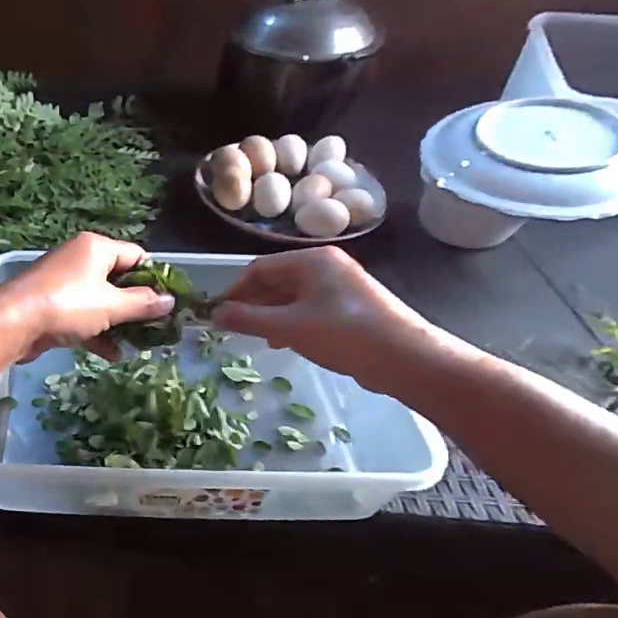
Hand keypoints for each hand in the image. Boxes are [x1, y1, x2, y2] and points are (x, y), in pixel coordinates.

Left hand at [0, 233, 174, 360]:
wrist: (13, 323)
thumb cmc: (67, 305)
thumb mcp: (111, 306)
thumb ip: (142, 304)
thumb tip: (170, 301)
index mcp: (96, 247)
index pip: (136, 256)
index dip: (154, 278)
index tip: (168, 302)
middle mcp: (80, 260)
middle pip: (119, 280)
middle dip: (136, 305)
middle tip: (156, 327)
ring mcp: (64, 283)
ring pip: (101, 301)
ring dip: (118, 323)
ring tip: (138, 345)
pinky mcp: (53, 306)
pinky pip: (83, 316)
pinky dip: (97, 332)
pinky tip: (112, 354)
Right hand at [213, 248, 453, 393]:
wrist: (403, 357)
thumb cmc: (343, 334)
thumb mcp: (288, 327)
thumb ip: (247, 320)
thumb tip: (214, 315)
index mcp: (312, 260)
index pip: (259, 269)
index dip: (235, 291)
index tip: (218, 315)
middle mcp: (326, 267)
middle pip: (275, 280)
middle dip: (252, 304)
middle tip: (233, 329)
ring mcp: (339, 287)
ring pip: (290, 297)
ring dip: (269, 316)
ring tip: (255, 339)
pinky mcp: (347, 307)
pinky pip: (307, 308)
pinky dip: (289, 322)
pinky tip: (283, 342)